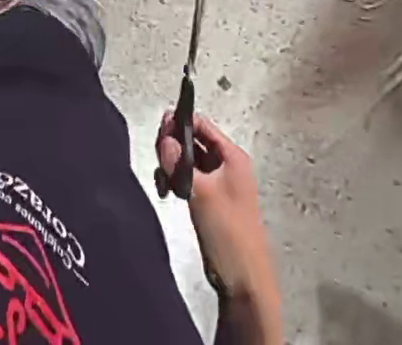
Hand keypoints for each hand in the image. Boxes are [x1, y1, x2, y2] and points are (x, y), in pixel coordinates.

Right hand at [157, 114, 278, 310]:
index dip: (181, 122)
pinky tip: (165, 189)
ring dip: (172, 164)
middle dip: (173, 144)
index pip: (203, 125)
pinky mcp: (209, 200)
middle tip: (157, 153)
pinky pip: (188, 178)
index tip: (160, 127)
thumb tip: (164, 138)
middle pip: (194, 141)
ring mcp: (217, 183)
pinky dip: (176, 179)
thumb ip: (179, 163)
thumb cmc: (228, 230)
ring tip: (161, 177)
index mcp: (232, 156)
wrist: (243, 278)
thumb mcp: (201, 192)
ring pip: (188, 160)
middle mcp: (226, 165)